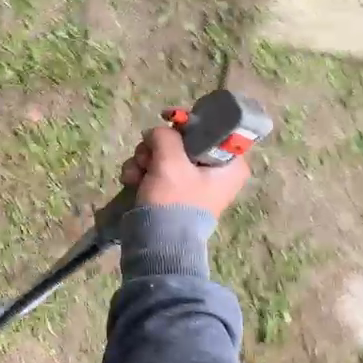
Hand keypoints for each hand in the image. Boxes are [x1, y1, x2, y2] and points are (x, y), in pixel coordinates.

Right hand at [119, 125, 249, 218]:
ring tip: (135, 175)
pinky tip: (131, 182)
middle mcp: (215, 173)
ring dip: (143, 161)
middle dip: (156, 148)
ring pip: (163, 156)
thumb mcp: (170, 162)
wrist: (158, 241)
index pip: (213, 130)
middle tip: (146, 157)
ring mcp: (192, 184)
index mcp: (230, 165)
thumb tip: (156, 132)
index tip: (166, 122)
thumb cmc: (173, 200)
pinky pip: (155, 172)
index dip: (187, 124)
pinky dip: (140, 174)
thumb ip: (165, 137)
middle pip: (181, 143)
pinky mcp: (172, 194)